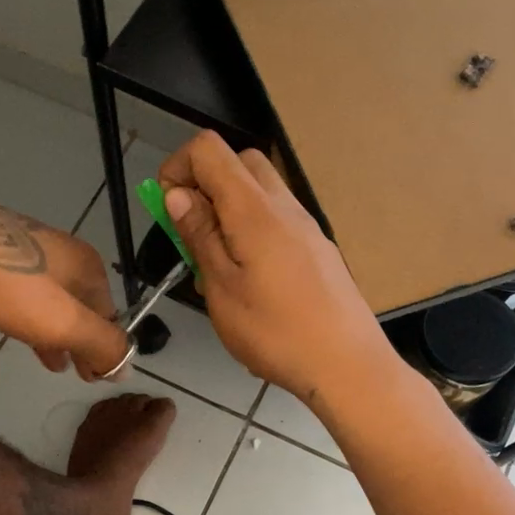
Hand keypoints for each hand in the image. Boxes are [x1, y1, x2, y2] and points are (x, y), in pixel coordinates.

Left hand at [0, 186, 125, 408]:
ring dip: (36, 344)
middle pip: (65, 306)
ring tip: (46, 371)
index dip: (106, 343)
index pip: (105, 307)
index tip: (102, 375)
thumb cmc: (8, 282)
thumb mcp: (66, 321)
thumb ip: (102, 346)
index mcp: (77, 261)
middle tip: (76, 374)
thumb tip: (126, 368)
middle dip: (73, 341)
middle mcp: (44, 255)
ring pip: (23, 312)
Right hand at [157, 132, 393, 403]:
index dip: (179, 166)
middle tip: (191, 232)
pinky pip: (280, 220)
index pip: (210, 149)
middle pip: (240, 162)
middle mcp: (285, 206)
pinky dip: (255, 230)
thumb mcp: (222, 288)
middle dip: (206, 183)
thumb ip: (199, 236)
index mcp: (254, 209)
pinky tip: (250, 280)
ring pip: (263, 191)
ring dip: (230, 210)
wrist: (347, 365)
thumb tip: (178, 194)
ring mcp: (308, 227)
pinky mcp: (320, 250)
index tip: (167, 208)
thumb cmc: (276, 333)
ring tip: (217, 263)